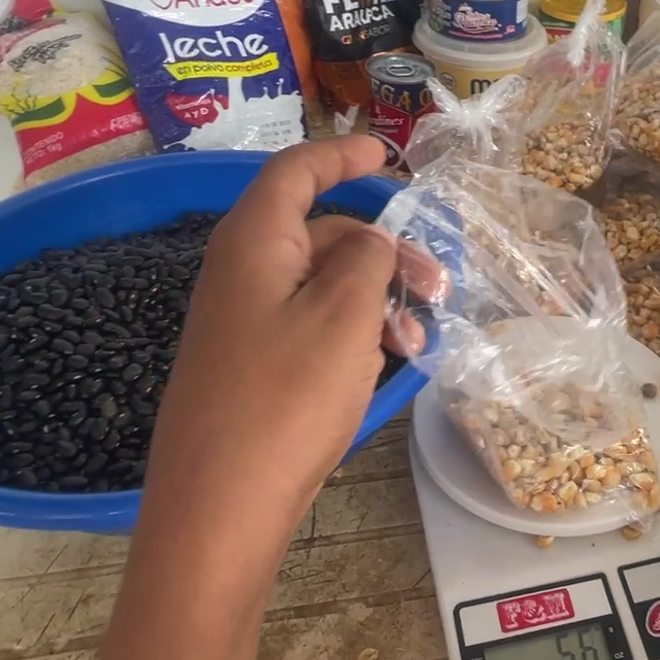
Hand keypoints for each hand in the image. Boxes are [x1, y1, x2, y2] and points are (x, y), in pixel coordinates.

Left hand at [141, 136, 428, 539]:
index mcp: (255, 242)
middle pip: (323, 233)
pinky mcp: (256, 367)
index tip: (387, 153)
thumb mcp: (343, 315)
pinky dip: (354, 333)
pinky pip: (313, 327)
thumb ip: (367, 259)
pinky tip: (388, 364)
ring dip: (377, 300)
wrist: (221, 506)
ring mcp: (247, 323)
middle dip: (385, 250)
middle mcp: (244, 273)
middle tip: (438, 285)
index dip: (343, 155)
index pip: (296, 172)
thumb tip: (372, 240)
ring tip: (417, 341)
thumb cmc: (285, 398)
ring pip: (324, 286)